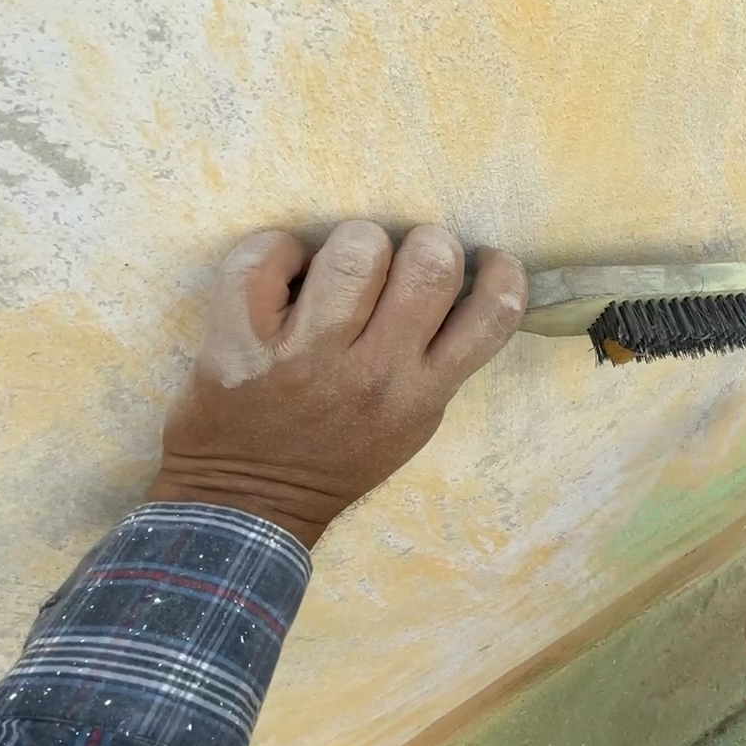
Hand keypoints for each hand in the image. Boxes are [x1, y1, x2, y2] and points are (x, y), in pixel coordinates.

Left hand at [146, 222, 525, 546]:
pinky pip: (265, 257)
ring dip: (355, 243)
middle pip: (430, 264)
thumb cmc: (345, 455)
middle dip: (426, 243)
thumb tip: (462, 282)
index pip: (494, 313)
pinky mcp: (242, 342)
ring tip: (343, 267)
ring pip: (356, 249)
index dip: (502, 271)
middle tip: (405, 261)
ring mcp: (306, 356)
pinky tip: (285, 273)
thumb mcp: (418, 421)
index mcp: (425, 390)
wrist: (250, 503)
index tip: (484, 260)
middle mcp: (376, 371)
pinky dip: (277, 250)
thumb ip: (443, 359)